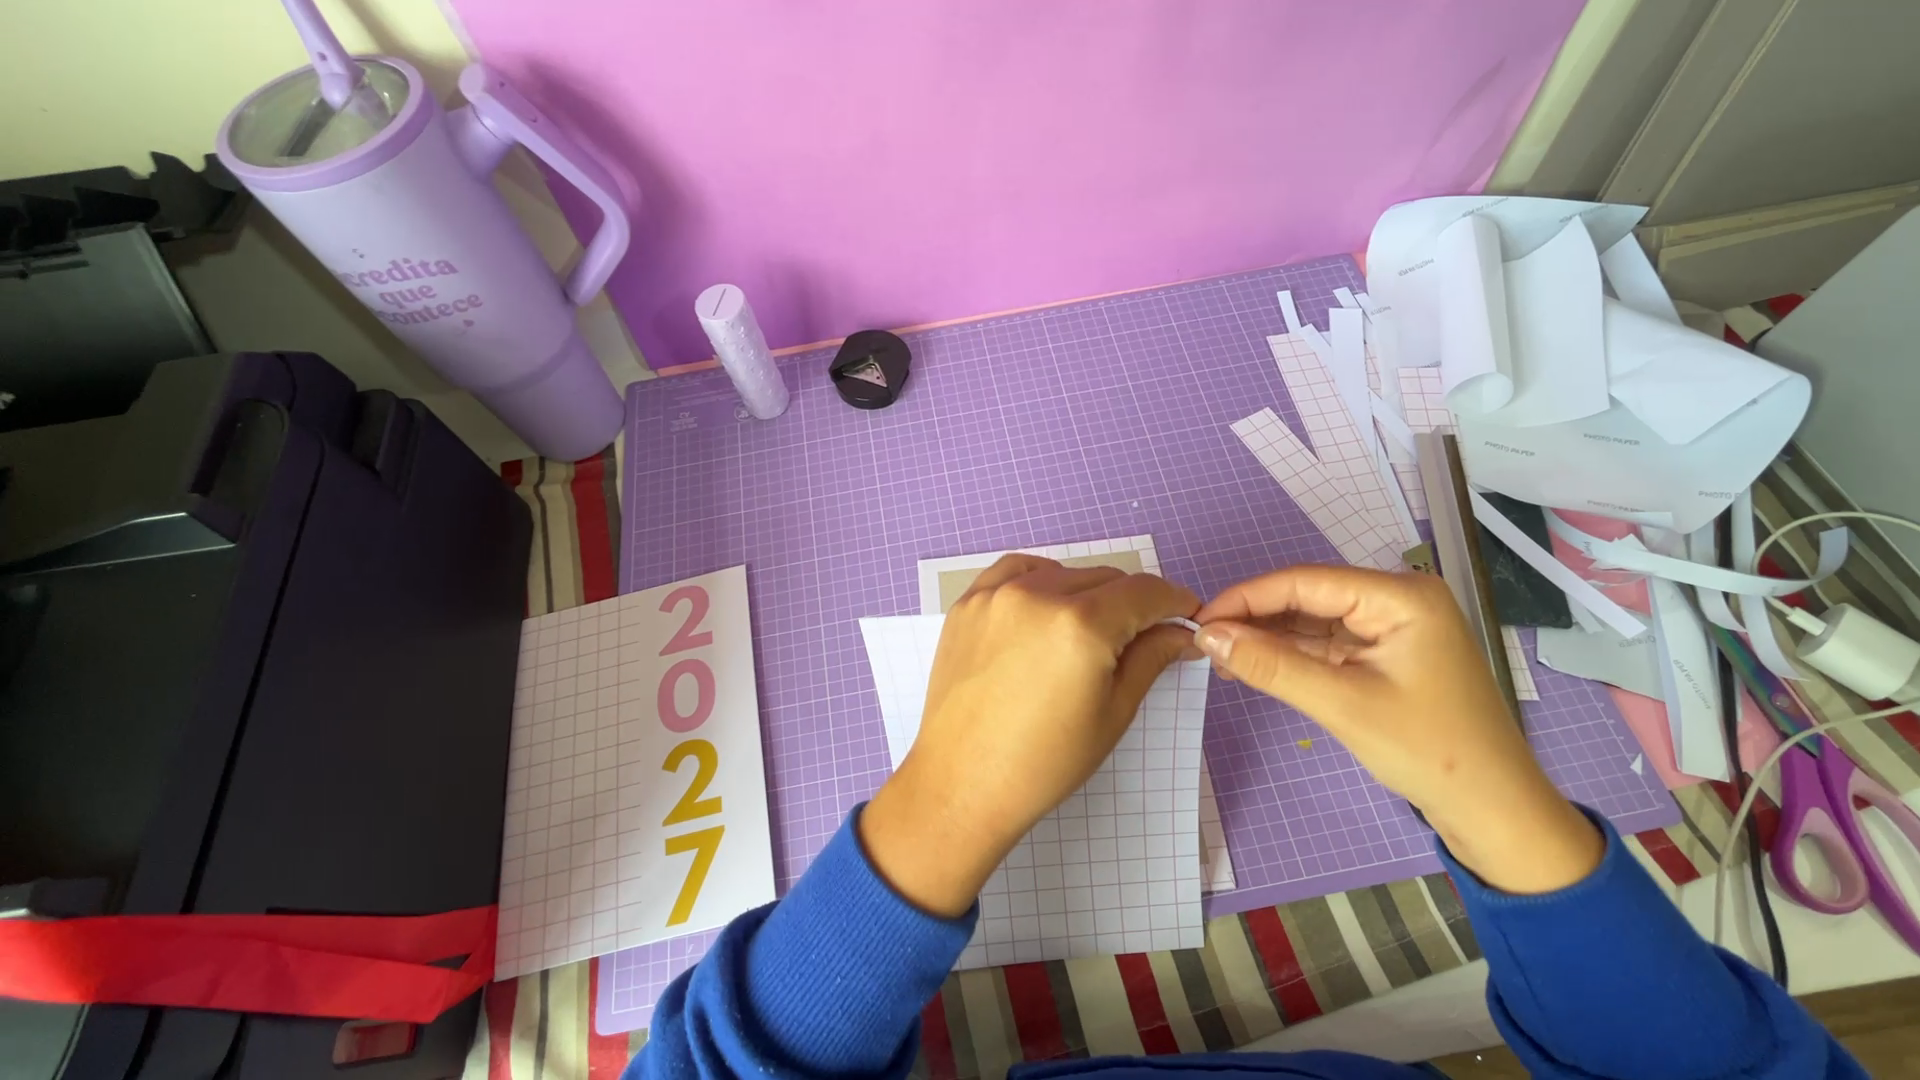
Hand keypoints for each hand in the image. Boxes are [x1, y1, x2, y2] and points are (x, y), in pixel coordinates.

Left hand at [861, 556, 1199, 915]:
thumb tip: (1182, 633)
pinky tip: (1044, 611)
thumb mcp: (1113, 713)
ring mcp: (996, 595)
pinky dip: (1040, 582)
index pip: (1145, 591)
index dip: (1174, 602)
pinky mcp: (968, 604)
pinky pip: (1015, 572)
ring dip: (1086, 593)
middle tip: (1137, 640)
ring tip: (1085, 634)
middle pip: (1106, 578)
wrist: (962, 783)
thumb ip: (1151, 658)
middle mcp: (1038, 595)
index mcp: (1081, 624)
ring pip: (1063, 573)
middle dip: (1131, 604)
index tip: (1185, 616)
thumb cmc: (1044, 762)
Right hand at [1193, 565, 1601, 893]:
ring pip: (1314, 621)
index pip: (1306, 582)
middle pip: (1309, 597)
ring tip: (1220, 657)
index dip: (1246, 598)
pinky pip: (1327, 644)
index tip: (1198, 620)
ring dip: (1269, 637)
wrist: (1495, 812)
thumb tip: (1207, 636)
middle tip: (1205, 642)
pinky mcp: (1387, 656)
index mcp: (1401, 596)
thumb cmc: (1429, 752)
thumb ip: (1270, 665)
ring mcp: (1394, 628)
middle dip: (1255, 618)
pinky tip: (1254, 664)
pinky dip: (1291, 655)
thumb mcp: (1341, 705)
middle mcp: (1399, 600)